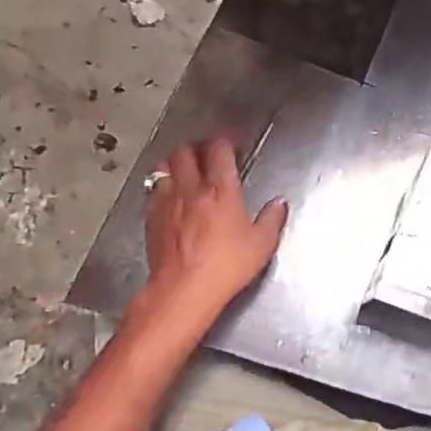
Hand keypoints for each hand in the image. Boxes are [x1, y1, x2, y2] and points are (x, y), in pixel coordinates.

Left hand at [144, 137, 287, 316]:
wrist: (185, 288)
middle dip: (197, 147)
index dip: (225, 142)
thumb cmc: (226, 266)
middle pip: (186, 151)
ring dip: (175, 162)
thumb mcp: (262, 244)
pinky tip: (170, 197)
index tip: (230, 145)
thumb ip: (272, 219)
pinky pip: (153, 191)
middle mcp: (191, 189)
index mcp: (221, 190)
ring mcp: (167, 202)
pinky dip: (162, 187)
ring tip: (185, 169)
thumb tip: (279, 204)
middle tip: (207, 154)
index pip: (219, 150)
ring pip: (164, 166)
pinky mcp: (151, 218)